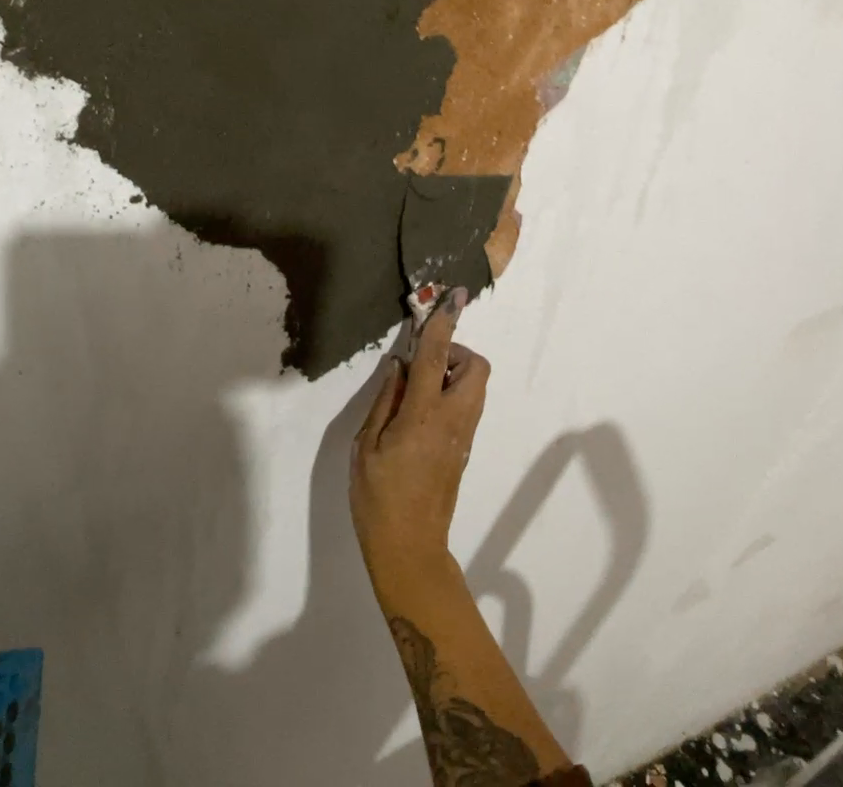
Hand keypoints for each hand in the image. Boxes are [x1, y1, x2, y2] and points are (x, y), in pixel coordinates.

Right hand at [351, 287, 490, 594]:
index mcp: (424, 415)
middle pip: (476, 367)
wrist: (409, 545)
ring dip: (453, 373)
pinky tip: (418, 412)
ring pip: (475, 386)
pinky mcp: (463, 449)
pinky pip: (466, 406)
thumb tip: (399, 366)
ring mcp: (463, 436)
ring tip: (414, 390)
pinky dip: (450, 394)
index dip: (442, 324)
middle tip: (419, 365)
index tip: (450, 298)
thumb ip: (385, 400)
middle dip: (454, 352)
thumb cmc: (377, 495)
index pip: (437, 358)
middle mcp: (453, 420)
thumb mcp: (366, 445)